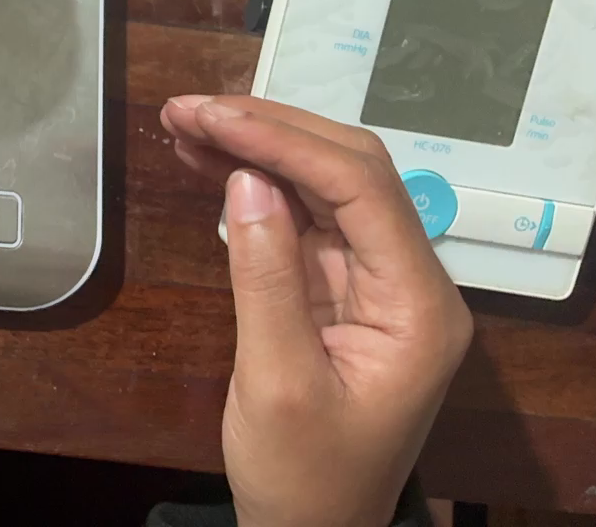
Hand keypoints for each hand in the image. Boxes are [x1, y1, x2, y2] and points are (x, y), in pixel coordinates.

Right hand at [159, 95, 472, 526]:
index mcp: (416, 304)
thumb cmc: (300, 466)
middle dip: (265, 126)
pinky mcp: (331, 277)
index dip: (281, 140)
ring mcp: (368, 274)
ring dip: (251, 141)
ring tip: (180, 121)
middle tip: (183, 109)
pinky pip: (294, 207)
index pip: (359, 188)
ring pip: (318, 178)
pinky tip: (202, 157)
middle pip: (347, 168)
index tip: (207, 116)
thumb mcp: (276, 378)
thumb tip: (245, 180)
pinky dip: (246, 174)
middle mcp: (403, 275)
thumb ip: (266, 276)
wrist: (312, 521)